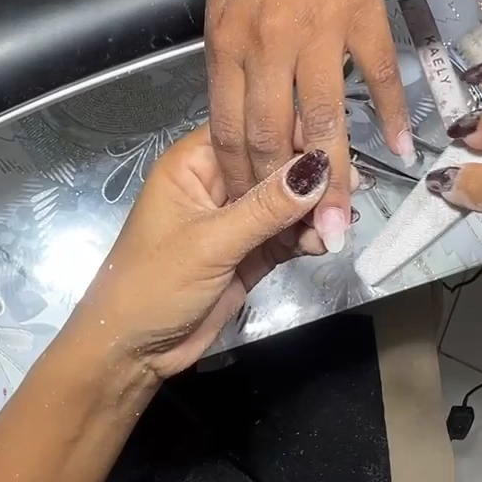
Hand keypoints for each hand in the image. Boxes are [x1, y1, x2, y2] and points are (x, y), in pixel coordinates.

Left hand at [66, 128, 333, 377]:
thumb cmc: (152, 285)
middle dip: (312, 180)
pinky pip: (288, 234)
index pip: (251, 129)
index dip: (293, 133)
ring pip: (288, 202)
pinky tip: (322, 245)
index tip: (333, 149)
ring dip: (314, 213)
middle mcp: (218, 182)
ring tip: (336, 227)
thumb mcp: (210, 243)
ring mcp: (236, 219)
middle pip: (277, 165)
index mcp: (194, 163)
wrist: (132, 352)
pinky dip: (307, 239)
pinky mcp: (251, 252)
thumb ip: (266, 207)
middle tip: (349, 194)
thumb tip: (320, 167)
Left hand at [205, 0, 412, 255]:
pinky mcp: (362, 13)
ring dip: (334, 177)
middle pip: (274, 139)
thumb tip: (247, 125)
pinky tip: (400, 148)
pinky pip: (378, 75)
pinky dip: (391, 114)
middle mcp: (266, 45)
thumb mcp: (221, 6)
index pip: (229, 133)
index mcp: (226, 45)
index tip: (252, 218)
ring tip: (342, 219)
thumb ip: (232, 68)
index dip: (241, 182)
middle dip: (284, 200)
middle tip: (301, 242)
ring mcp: (317, 30)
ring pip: (324, 121)